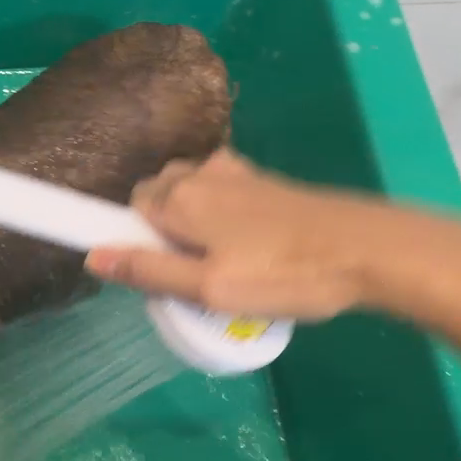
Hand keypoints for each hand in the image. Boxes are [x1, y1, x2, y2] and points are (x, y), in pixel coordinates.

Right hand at [86, 149, 449, 319]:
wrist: (369, 250)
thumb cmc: (284, 274)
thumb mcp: (209, 288)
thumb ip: (147, 271)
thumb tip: (91, 256)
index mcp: (178, 198)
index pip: (128, 208)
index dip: (135, 238)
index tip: (159, 268)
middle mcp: (199, 173)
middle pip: (155, 194)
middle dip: (159, 226)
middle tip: (190, 270)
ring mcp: (235, 172)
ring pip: (187, 188)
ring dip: (188, 216)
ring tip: (218, 258)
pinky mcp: (263, 179)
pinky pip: (217, 187)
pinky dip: (215, 209)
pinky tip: (244, 241)